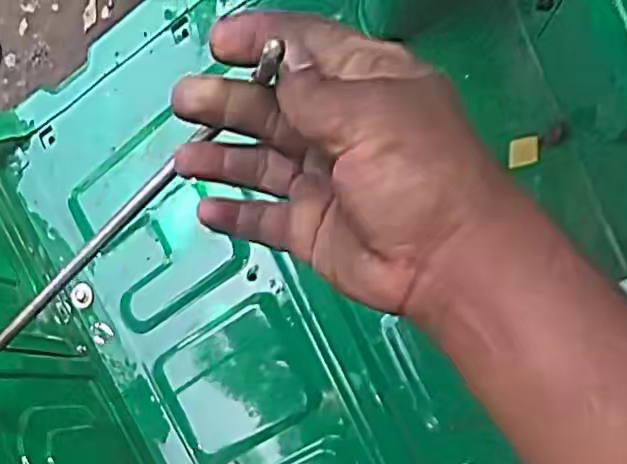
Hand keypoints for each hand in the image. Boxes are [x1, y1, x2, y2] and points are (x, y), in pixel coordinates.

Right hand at [171, 13, 516, 315]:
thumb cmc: (428, 178)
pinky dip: (235, 213)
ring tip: (186, 155)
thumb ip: (318, 96)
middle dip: (226, 101)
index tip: (221, 40)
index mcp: (364, 85)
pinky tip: (208, 206)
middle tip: (186, 98)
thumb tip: (282, 76)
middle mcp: (339, 131)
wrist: (440, 260)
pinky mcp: (310, 228)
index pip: (304, 50)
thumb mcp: (372, 116)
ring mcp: (321, 182)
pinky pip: (263, 217)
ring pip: (260, 162)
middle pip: (271, 107)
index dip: (261, 41)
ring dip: (222, 157)